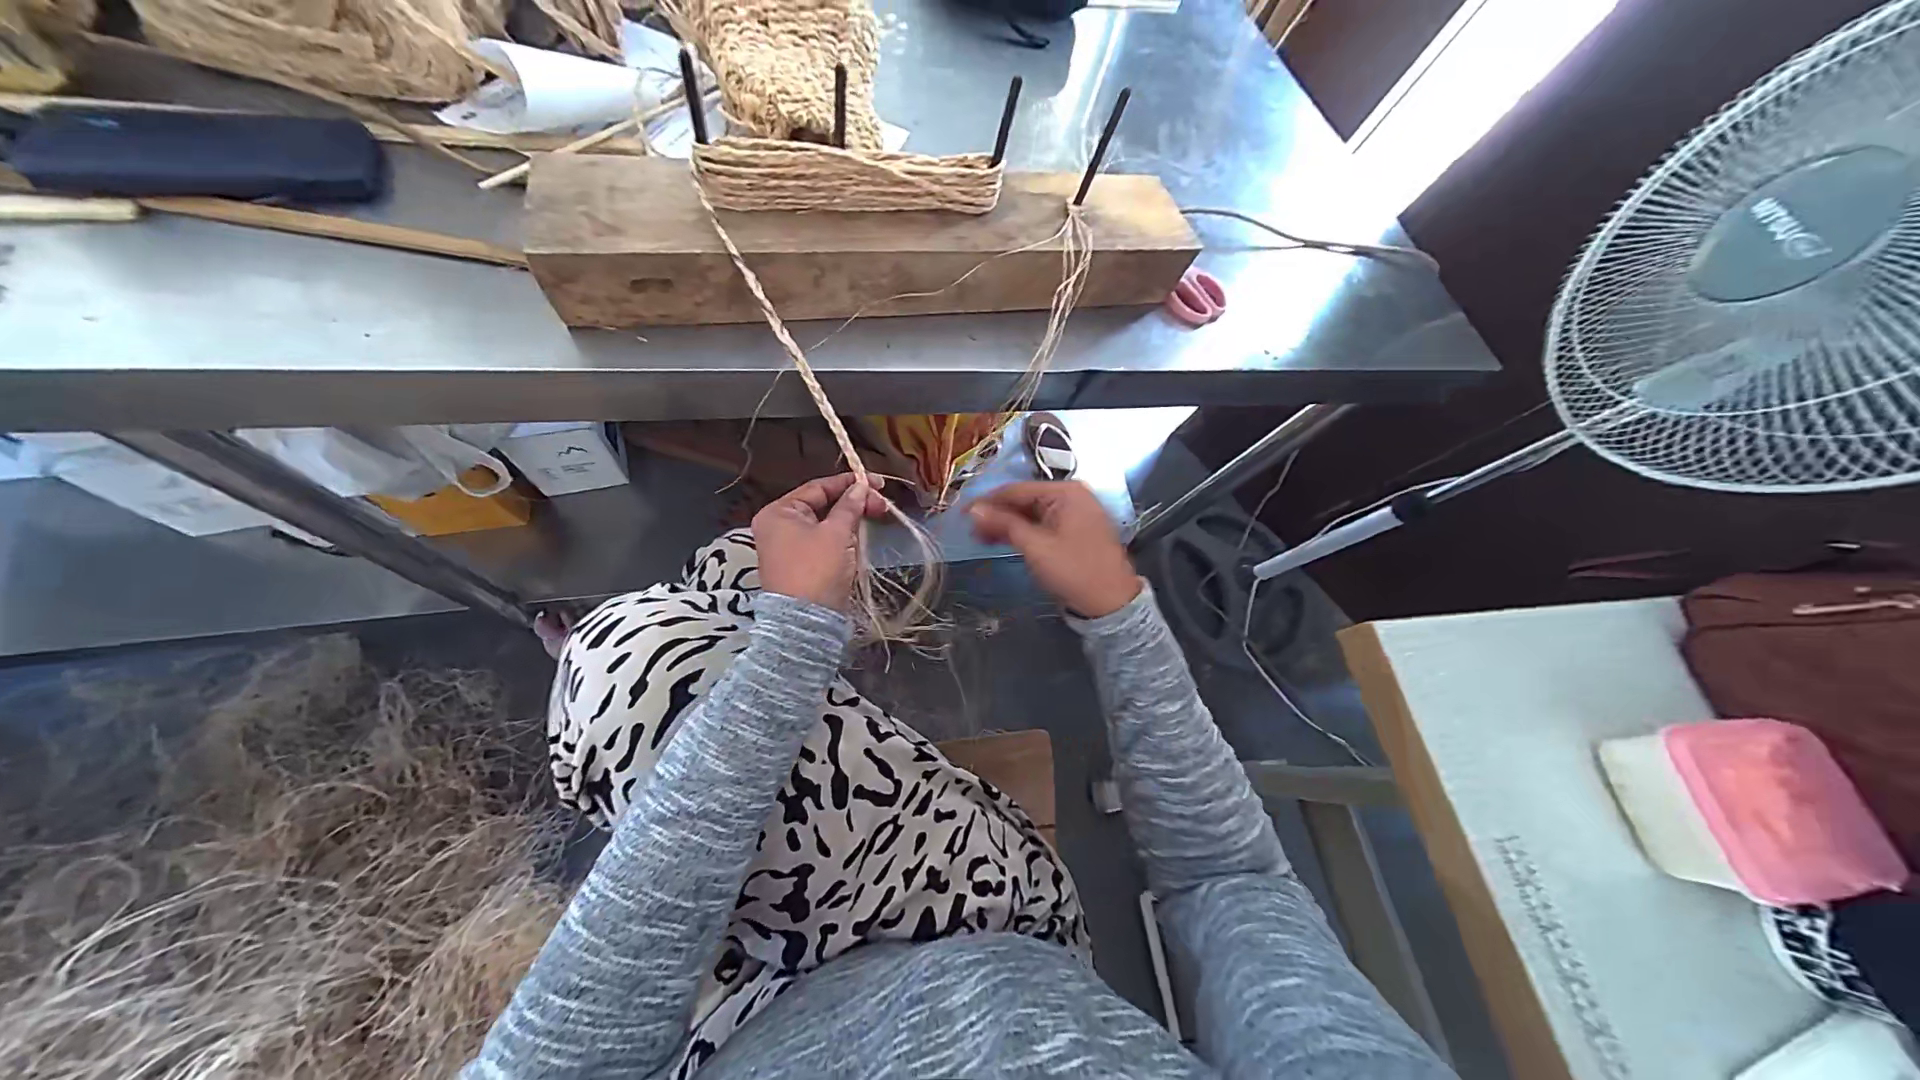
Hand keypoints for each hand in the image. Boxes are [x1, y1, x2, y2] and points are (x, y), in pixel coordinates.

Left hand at [754, 473, 889, 611]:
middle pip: (822, 505)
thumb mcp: (837, 533)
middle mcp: (778, 526)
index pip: (818, 487)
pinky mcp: (801, 565)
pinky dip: (842, 538)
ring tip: (875, 519)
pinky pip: (824, 542)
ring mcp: (789, 547)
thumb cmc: (817, 570)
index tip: (877, 483)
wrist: (807, 622)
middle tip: (882, 506)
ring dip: (850, 521)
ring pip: (825, 524)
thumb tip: (861, 487)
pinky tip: (860, 538)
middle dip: (853, 504)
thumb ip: (850, 506)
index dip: (849, 483)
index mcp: (779, 512)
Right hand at [967, 481, 1141, 617]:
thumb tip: (974, 509)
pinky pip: (1042, 523)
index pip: (1016, 490)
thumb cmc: (1074, 571)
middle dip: (996, 514)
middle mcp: (1072, 495)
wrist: (1112, 602)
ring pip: (1031, 513)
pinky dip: (1023, 531)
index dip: (986, 502)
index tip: (962, 513)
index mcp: (1065, 492)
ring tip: (982, 538)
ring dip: (1007, 524)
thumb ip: (1004, 523)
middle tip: (971, 530)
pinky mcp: (1075, 529)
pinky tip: (1004, 540)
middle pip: (1024, 500)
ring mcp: (1075, 512)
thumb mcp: (1035, 546)